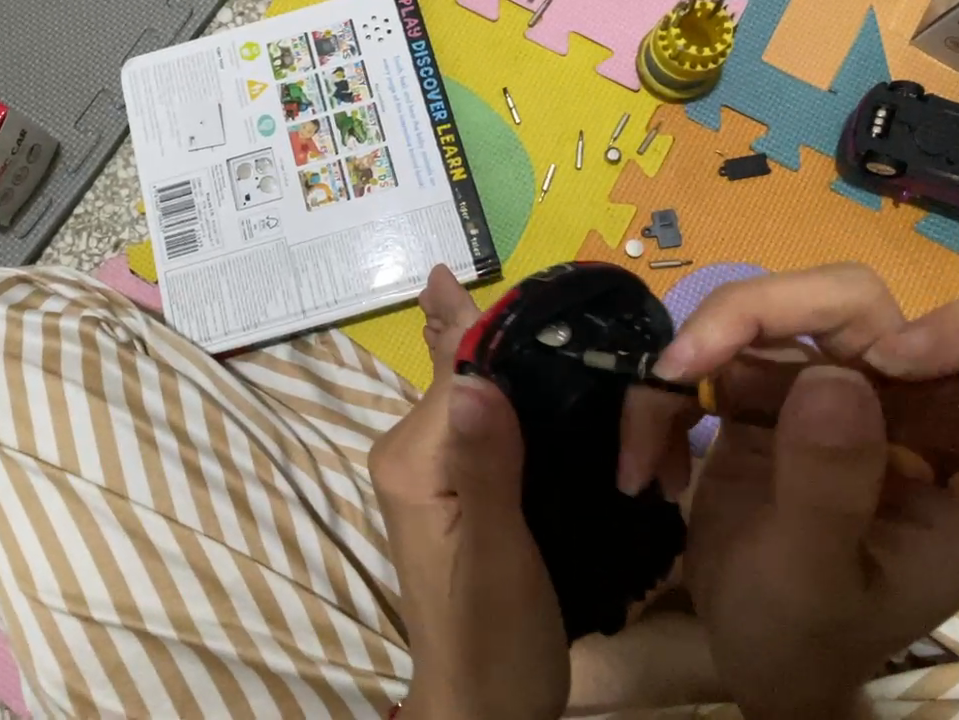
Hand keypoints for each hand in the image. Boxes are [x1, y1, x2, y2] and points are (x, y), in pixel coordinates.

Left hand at [370, 265, 566, 719]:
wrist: (484, 703)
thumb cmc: (492, 639)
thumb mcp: (494, 559)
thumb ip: (482, 468)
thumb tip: (474, 379)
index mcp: (413, 455)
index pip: (463, 368)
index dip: (505, 329)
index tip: (540, 281)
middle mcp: (415, 446)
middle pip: (469, 371)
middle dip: (510, 337)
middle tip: (544, 291)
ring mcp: (436, 462)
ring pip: (481, 389)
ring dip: (513, 361)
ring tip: (536, 313)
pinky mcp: (461, 479)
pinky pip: (490, 416)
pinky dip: (516, 393)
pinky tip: (533, 369)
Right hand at [660, 266, 958, 719]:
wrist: (745, 650)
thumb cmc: (801, 636)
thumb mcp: (816, 579)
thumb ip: (831, 487)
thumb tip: (836, 377)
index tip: (889, 358)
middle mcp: (905, 409)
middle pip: (855, 305)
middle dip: (763, 313)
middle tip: (688, 360)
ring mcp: (830, 394)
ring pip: (772, 313)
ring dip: (697, 350)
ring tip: (648, 423)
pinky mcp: (767, 394)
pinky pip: (716, 353)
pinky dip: (665, 397)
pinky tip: (643, 462)